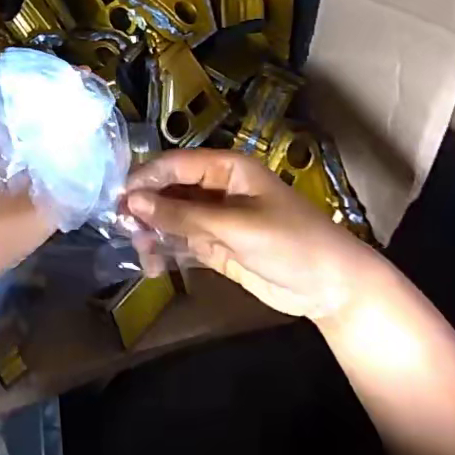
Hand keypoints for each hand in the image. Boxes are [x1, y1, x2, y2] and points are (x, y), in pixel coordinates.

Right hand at [122, 149, 383, 319]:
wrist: (335, 290)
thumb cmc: (292, 243)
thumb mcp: (236, 226)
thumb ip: (183, 215)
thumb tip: (131, 201)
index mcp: (225, 168)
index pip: (174, 164)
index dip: (146, 178)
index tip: (119, 197)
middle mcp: (214, 187)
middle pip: (166, 188)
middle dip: (144, 207)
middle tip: (123, 229)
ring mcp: (211, 217)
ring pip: (167, 215)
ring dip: (150, 231)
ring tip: (141, 253)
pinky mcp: (212, 244)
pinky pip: (177, 240)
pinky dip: (162, 250)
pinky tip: (152, 265)